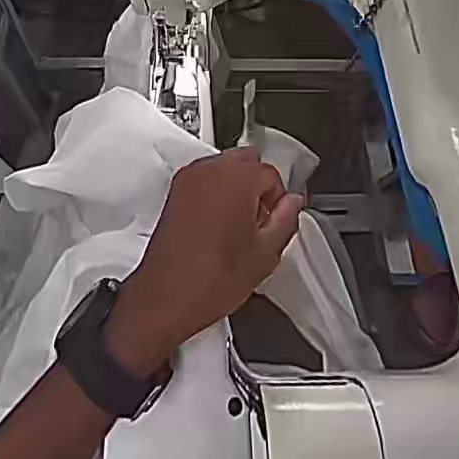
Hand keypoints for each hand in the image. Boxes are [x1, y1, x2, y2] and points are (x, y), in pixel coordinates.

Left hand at [107, 147, 303, 375]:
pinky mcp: (175, 193)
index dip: (279, 199)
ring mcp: (190, 180)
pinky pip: (205, 179)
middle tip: (263, 217)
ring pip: (225, 167)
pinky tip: (220, 225)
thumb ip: (286, 220)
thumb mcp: (265, 253)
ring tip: (241, 224)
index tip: (278, 217)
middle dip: (259, 185)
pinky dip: (216, 192)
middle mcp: (211, 172)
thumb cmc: (207, 280)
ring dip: (237, 186)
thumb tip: (291, 205)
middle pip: (248, 160)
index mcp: (238, 179)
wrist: (167, 297)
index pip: (271, 174)